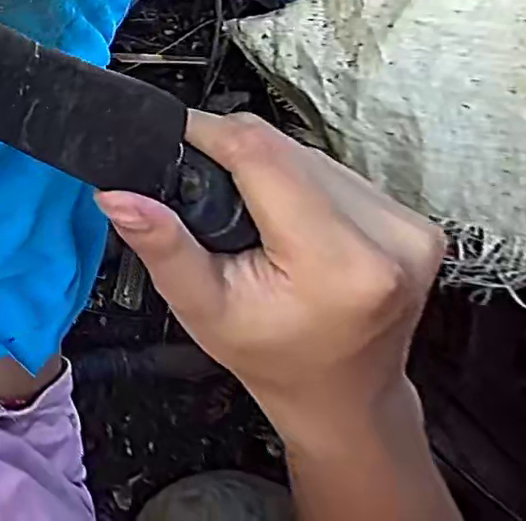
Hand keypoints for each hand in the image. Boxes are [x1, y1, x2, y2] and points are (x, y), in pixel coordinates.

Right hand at [94, 111, 444, 442]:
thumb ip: (161, 245)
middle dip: (224, 145)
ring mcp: (405, 224)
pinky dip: (283, 170)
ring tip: (231, 197)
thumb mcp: (199, 305)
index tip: (167, 134)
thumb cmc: (272, 355)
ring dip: (254, 157)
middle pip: (278, 144)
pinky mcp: (407, 218)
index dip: (203, 130)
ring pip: (299, 147)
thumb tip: (118, 196)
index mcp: (338, 261)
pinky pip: (324, 163)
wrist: (341, 395)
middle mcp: (386, 236)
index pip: (258, 153)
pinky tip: (270, 204)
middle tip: (191, 177)